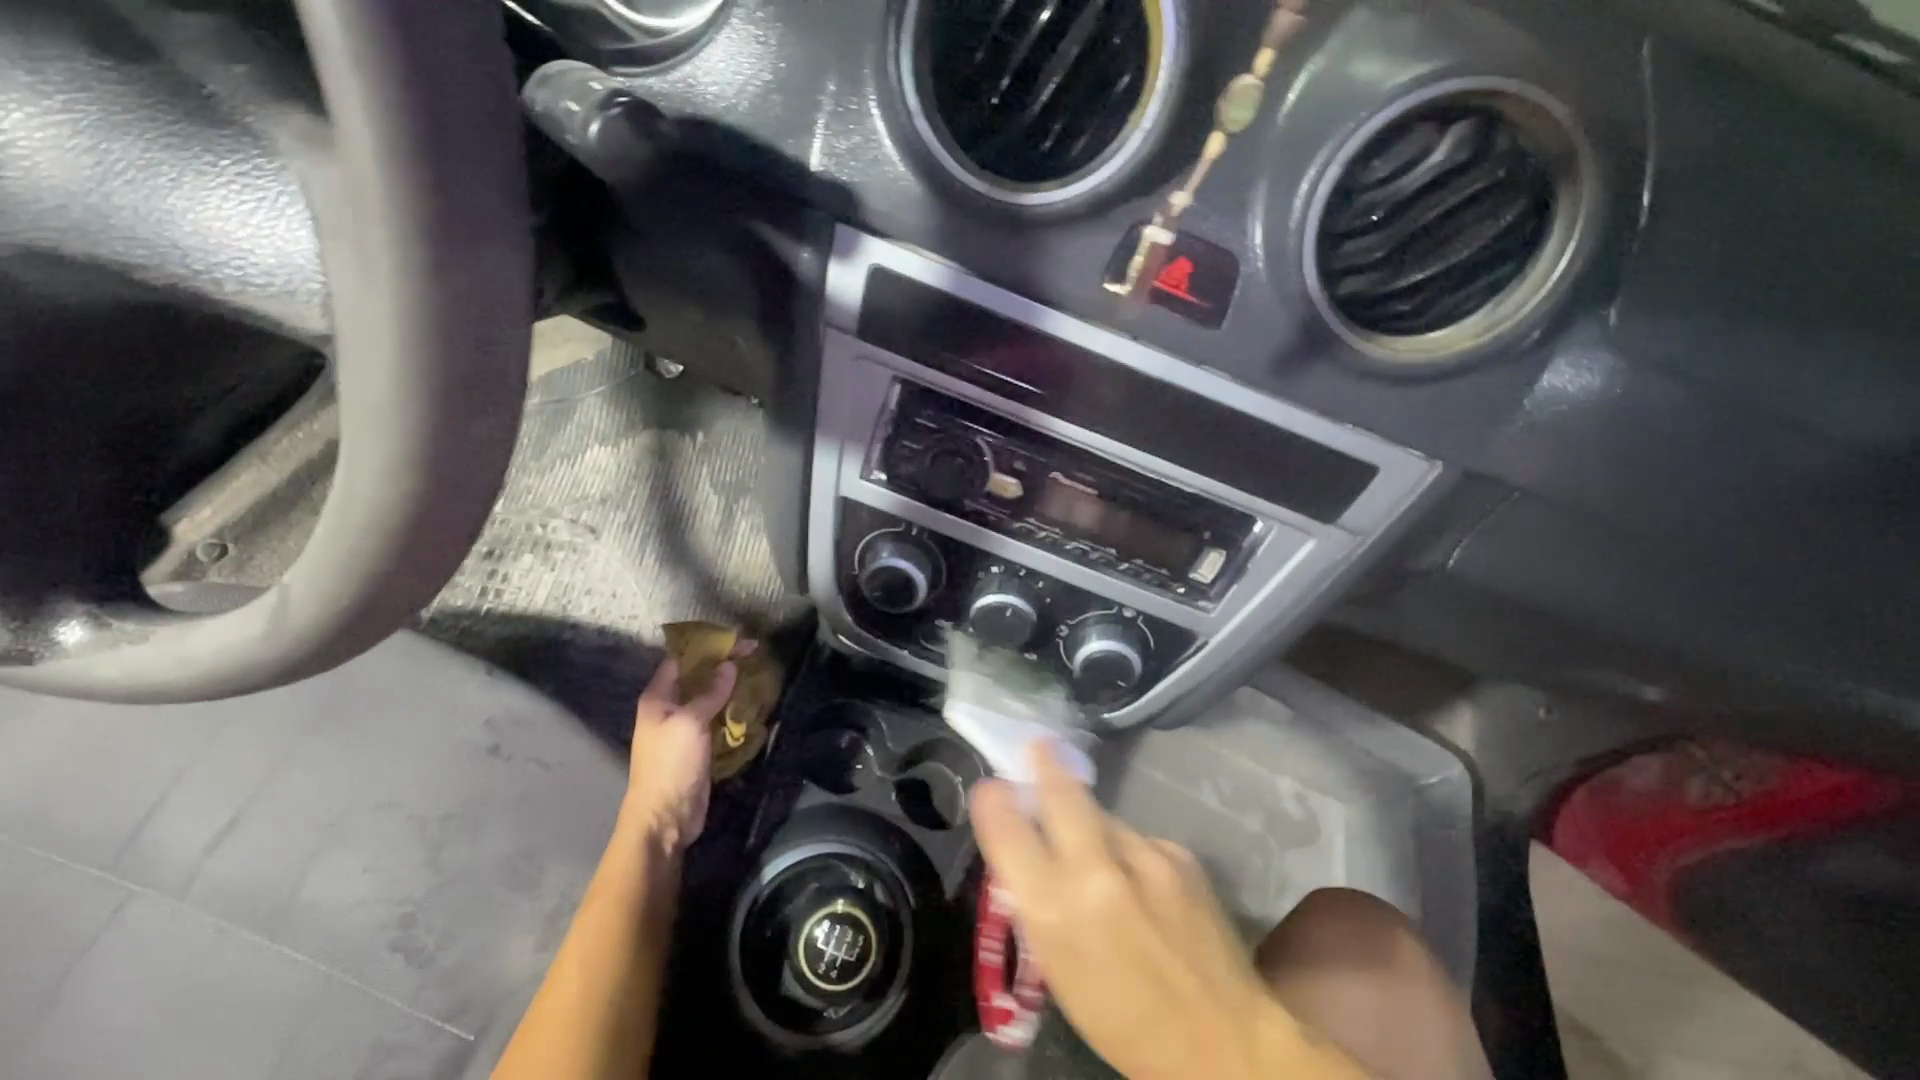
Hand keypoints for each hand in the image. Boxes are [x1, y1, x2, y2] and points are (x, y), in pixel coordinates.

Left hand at [621, 644, 748, 849]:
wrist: (665, 817)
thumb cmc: (671, 764)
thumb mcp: (690, 722)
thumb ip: (710, 693)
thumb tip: (729, 666)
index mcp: (658, 697)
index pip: (681, 659)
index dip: (707, 647)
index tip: (736, 639)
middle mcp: (668, 709)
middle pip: (696, 678)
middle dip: (722, 665)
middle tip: (753, 655)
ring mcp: (683, 729)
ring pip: (708, 699)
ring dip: (729, 688)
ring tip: (757, 676)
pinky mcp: (697, 747)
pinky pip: (716, 720)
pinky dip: (731, 711)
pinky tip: (750, 706)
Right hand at [970, 744, 1322, 1079]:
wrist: (1222, 1038)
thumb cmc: (1122, 1020)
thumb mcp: (1059, 969)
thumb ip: (1040, 904)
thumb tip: (1027, 855)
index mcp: (1055, 909)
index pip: (1008, 830)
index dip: (994, 802)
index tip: (990, 786)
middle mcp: (1097, 871)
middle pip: (1062, 794)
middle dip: (1045, 765)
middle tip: (1038, 746)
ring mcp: (1146, 856)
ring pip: (1104, 817)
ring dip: (1091, 823)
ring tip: (1095, 852)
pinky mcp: (1181, 855)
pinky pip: (1140, 839)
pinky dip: (1130, 850)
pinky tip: (1139, 881)